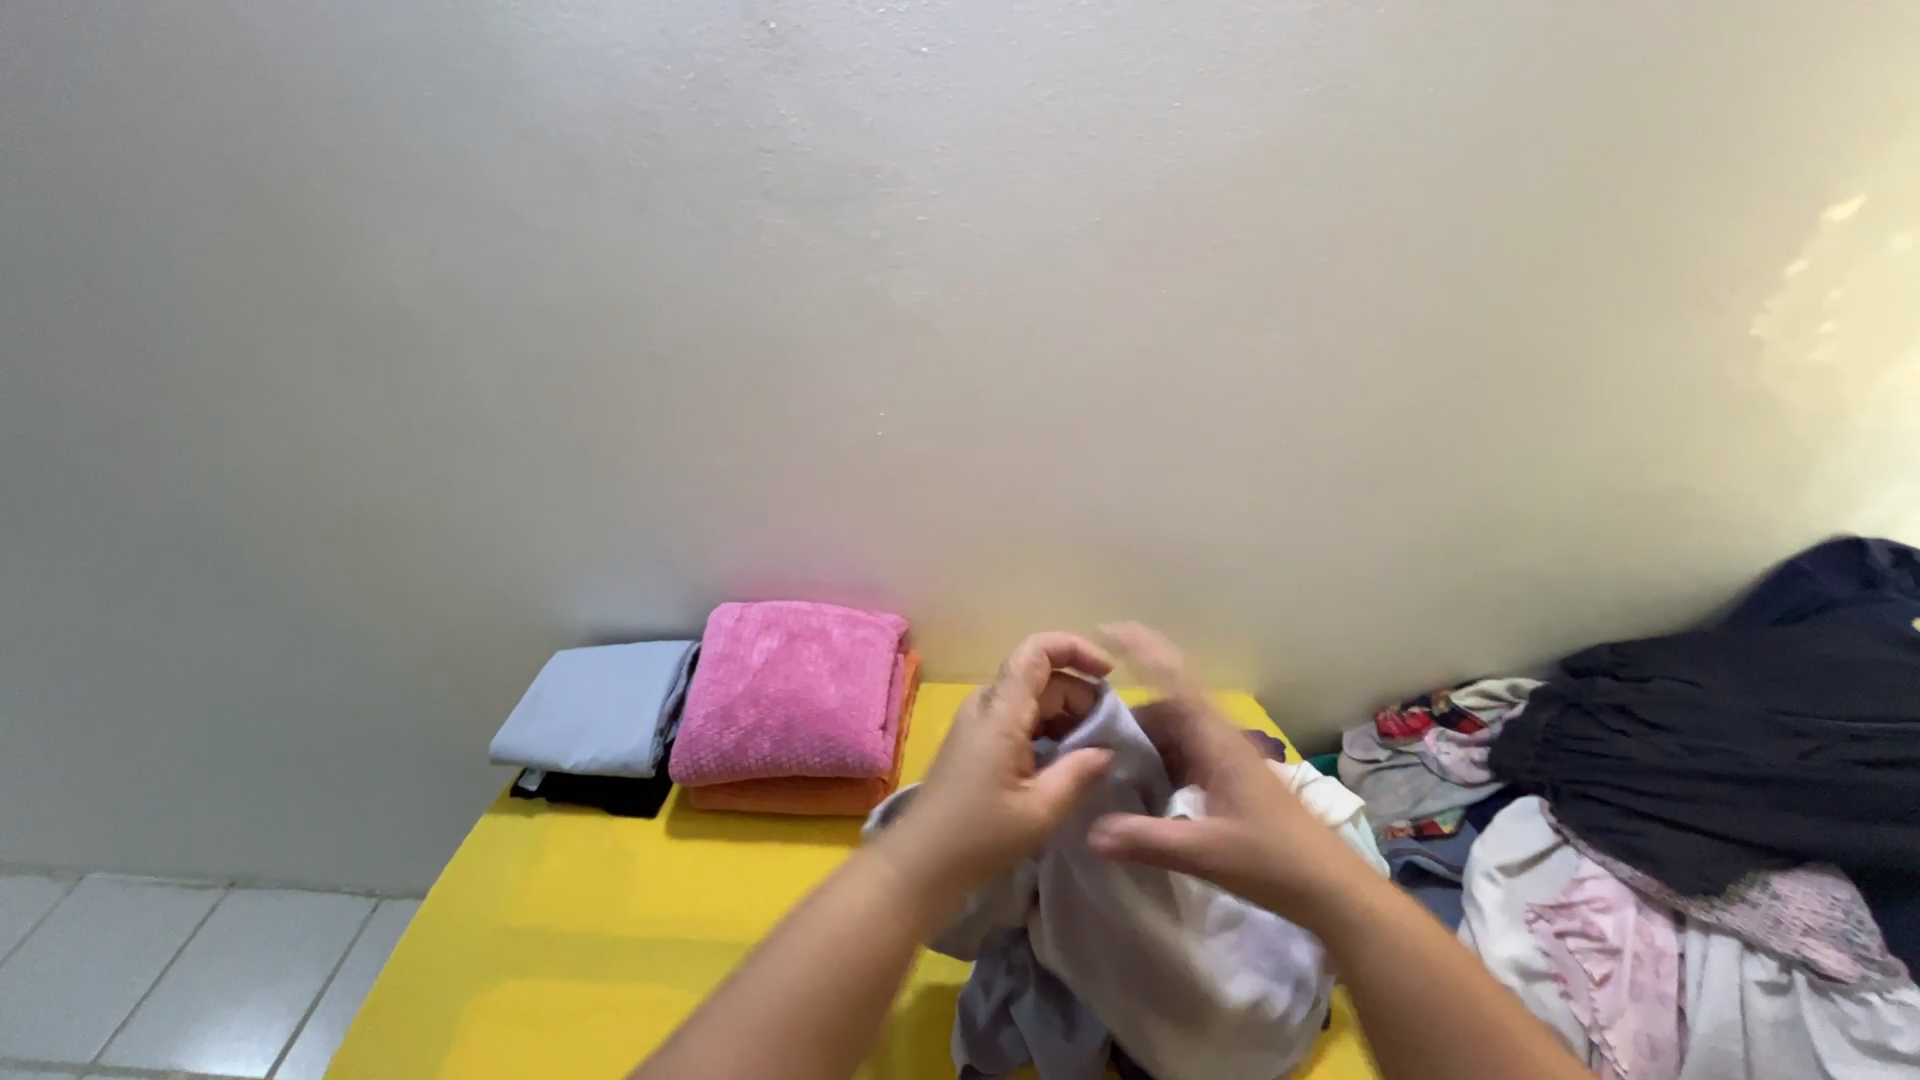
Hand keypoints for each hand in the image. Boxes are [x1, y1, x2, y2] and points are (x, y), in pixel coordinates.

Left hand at [877, 632, 1116, 896]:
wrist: (922, 861)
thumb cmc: (981, 835)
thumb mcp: (1041, 809)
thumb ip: (1079, 772)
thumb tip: (1107, 750)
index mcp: (1001, 711)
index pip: (1037, 650)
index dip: (1076, 649)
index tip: (1109, 673)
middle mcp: (986, 705)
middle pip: (1040, 676)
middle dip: (1080, 696)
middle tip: (1109, 736)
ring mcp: (977, 722)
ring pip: (1031, 697)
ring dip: (1065, 715)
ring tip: (1092, 751)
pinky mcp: (975, 741)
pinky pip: (1017, 717)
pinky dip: (1047, 729)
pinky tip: (1064, 761)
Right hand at [1086, 622, 1374, 924]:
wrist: (1332, 889)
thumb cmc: (1275, 862)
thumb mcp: (1205, 852)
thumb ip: (1146, 840)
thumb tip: (1089, 831)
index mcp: (1216, 740)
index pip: (1174, 678)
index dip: (1141, 648)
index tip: (1105, 630)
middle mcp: (1220, 738)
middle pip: (1165, 706)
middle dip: (1126, 713)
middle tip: (1083, 729)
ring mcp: (1226, 758)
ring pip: (1174, 731)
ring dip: (1141, 739)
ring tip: (1103, 759)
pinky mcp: (1229, 779)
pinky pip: (1183, 754)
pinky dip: (1157, 761)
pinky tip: (1139, 789)